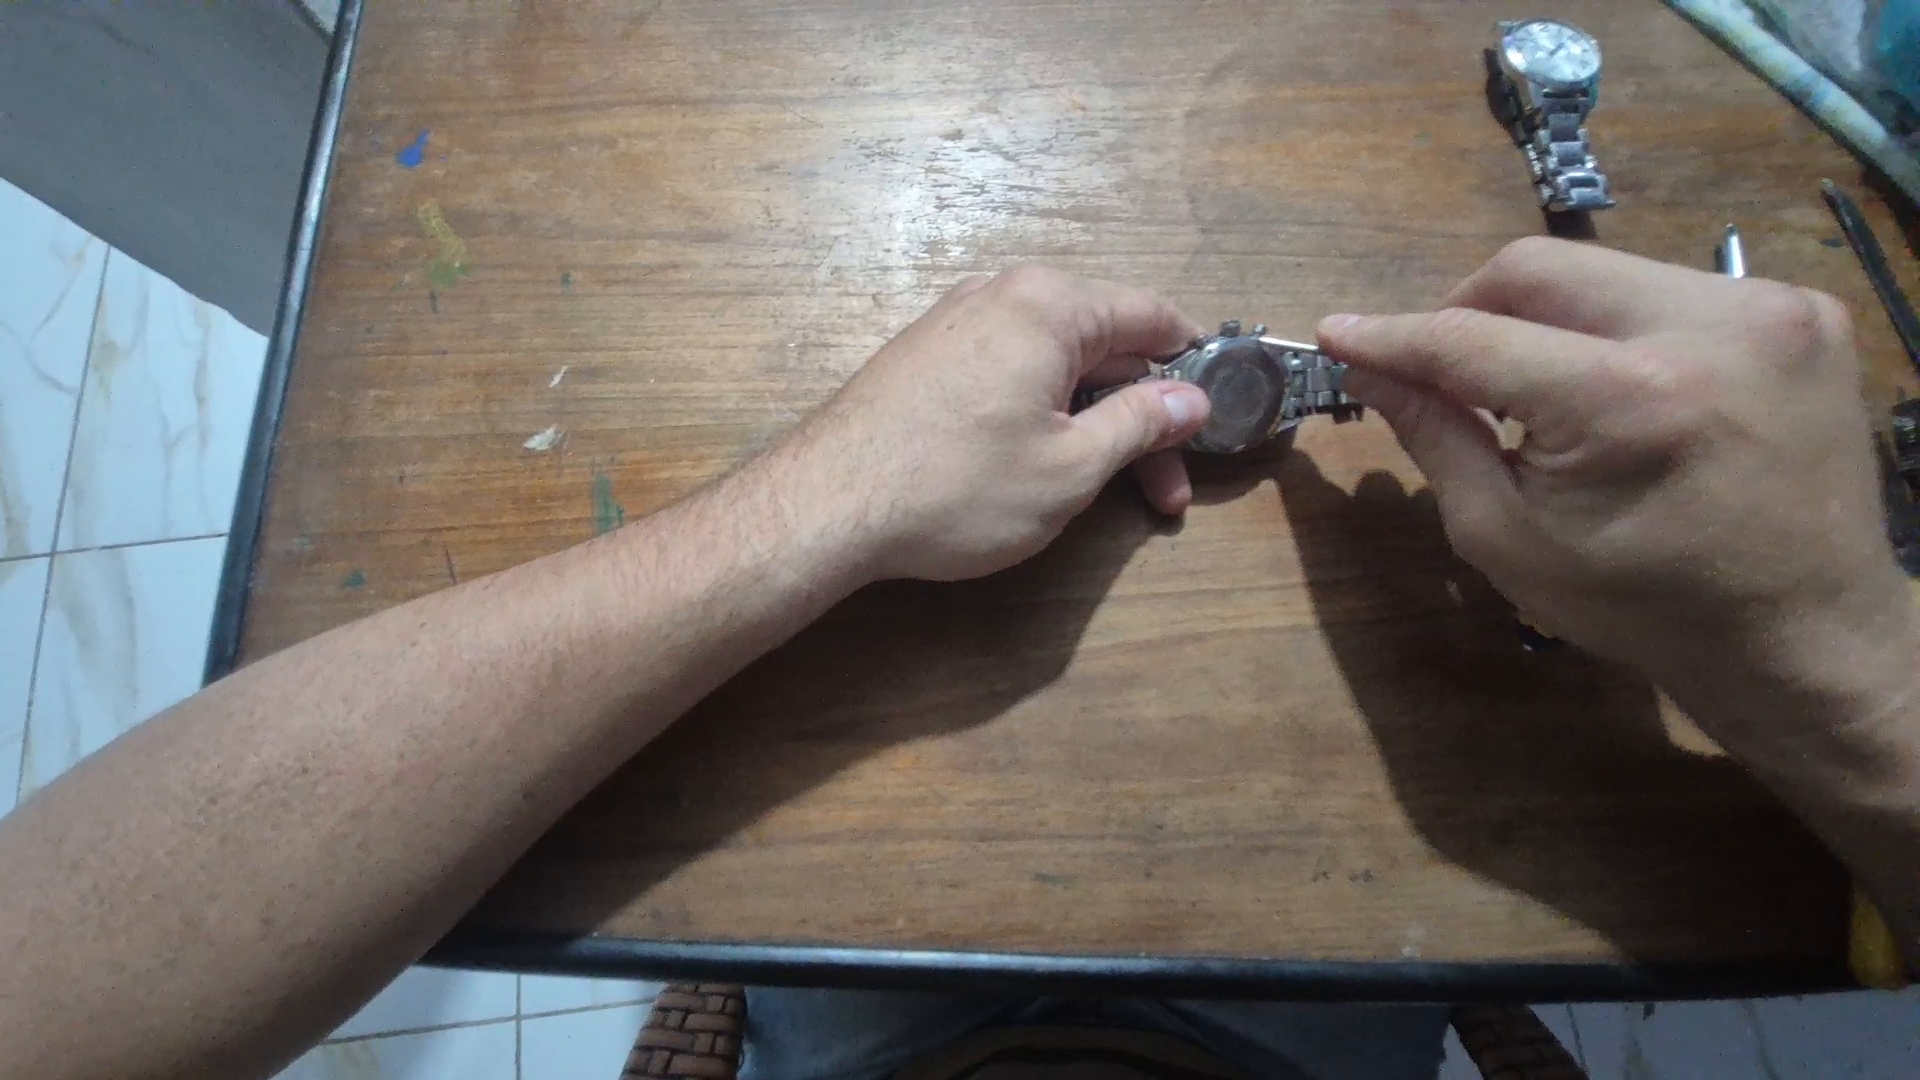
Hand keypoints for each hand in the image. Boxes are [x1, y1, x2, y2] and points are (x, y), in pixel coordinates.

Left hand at [784, 264, 1210, 581]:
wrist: (829, 505)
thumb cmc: (960, 486)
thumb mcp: (1071, 465)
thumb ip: (1140, 422)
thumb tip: (1192, 398)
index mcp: (1051, 303)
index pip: (1153, 314)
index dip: (1193, 367)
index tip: (1210, 419)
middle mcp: (1003, 294)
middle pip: (1103, 344)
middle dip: (1140, 416)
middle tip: (1162, 491)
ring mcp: (956, 322)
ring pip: (1055, 364)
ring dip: (1091, 421)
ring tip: (1105, 484)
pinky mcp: (927, 357)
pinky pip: (1009, 372)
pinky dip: (1041, 413)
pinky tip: (1040, 458)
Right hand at [1316, 238, 1913, 739]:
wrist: (1800, 630)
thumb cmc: (1630, 601)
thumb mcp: (1499, 532)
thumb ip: (1433, 435)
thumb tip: (1367, 373)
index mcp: (1628, 401)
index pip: (1471, 340)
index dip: (1389, 336)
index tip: (1332, 334)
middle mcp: (1711, 326)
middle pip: (1533, 269)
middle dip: (1456, 311)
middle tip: (1429, 371)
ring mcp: (1770, 307)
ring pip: (1591, 271)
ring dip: (1522, 318)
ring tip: (1509, 388)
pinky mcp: (1803, 306)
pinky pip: (1650, 289)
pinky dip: (1587, 326)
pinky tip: (1582, 385)